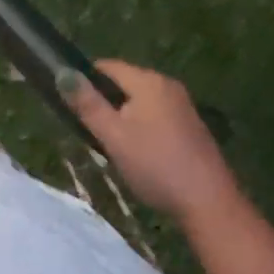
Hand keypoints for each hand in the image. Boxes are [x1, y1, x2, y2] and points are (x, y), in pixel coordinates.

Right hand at [62, 60, 240, 223]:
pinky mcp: (192, 128)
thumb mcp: (112, 135)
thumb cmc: (155, 166)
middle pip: (124, 84)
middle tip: (94, 132)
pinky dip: (143, 128)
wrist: (211, 206)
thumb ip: (86, 103)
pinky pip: (157, 116)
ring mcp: (184, 107)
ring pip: (140, 102)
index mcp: (148, 81)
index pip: (106, 66)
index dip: (86, 82)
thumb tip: (62, 72)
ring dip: (124, 118)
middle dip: (106, 103)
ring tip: (114, 146)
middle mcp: (168, 86)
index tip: (76, 108)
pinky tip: (141, 154)